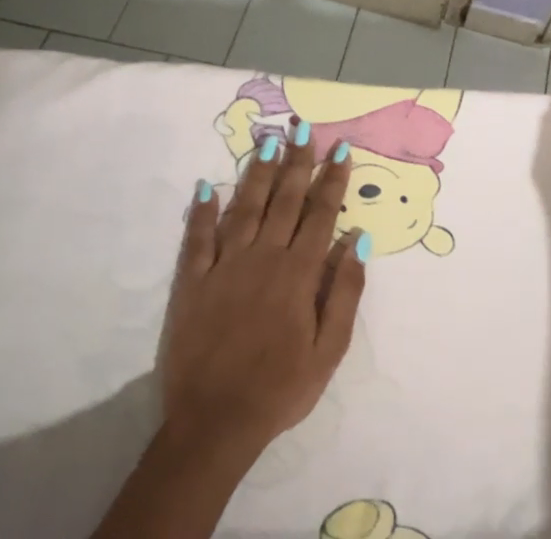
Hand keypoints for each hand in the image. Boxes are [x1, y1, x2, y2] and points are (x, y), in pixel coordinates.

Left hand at [164, 124, 366, 455]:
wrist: (214, 423)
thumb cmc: (282, 388)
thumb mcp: (331, 348)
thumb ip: (345, 291)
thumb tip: (359, 240)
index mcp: (299, 274)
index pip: (321, 215)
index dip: (332, 180)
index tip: (341, 149)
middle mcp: (263, 259)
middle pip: (284, 201)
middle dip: (297, 163)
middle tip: (304, 128)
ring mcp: (224, 268)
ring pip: (245, 209)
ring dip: (258, 174)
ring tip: (267, 143)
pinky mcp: (192, 284)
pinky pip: (197, 240)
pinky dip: (202, 212)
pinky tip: (207, 187)